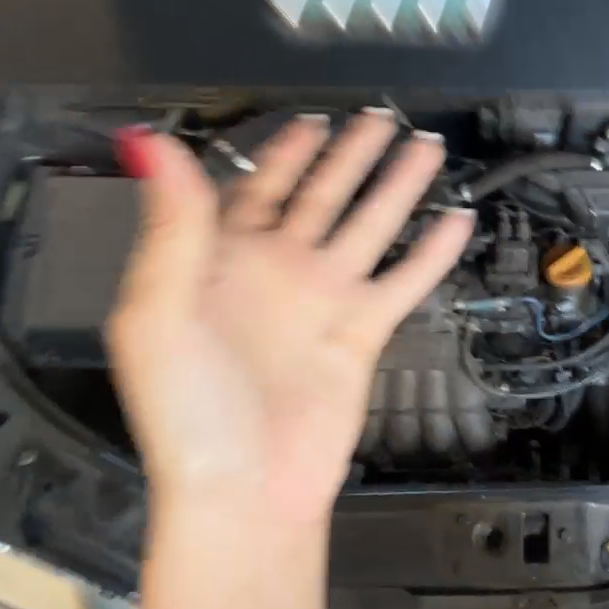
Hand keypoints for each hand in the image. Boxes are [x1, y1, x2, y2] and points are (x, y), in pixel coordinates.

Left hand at [105, 110, 474, 522]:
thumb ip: (171, 224)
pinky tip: (457, 220)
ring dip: (399, 185)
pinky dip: (434, 250)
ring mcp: (326, 298)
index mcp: (222, 262)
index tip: (311, 120)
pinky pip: (407, 278)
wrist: (246, 490)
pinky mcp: (364, 328)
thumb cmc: (187, 413)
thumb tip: (151, 143)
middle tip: (381, 118)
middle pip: (324, 194)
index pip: (258, 188)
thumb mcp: (158, 312)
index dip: (284, 153)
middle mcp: (279, 271)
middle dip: (352, 154)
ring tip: (426, 148)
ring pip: (372, 223)